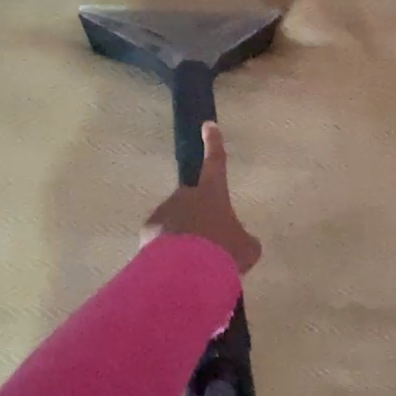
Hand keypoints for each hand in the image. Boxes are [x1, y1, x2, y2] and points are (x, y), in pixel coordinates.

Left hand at [142, 122, 261, 275]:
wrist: (188, 271)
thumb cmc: (224, 252)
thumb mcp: (247, 248)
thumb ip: (243, 239)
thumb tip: (240, 242)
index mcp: (213, 193)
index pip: (216, 161)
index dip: (214, 143)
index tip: (208, 125)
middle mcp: (186, 195)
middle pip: (192, 201)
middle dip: (197, 218)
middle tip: (207, 245)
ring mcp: (164, 211)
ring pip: (175, 221)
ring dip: (183, 237)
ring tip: (193, 264)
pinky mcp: (148, 230)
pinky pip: (160, 238)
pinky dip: (168, 250)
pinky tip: (176, 268)